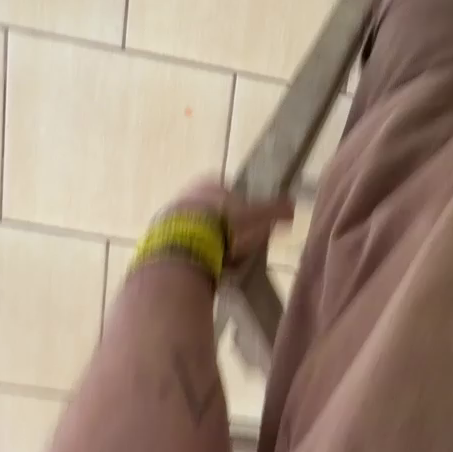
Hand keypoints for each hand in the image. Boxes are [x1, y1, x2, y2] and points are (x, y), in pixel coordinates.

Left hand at [158, 176, 296, 264]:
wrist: (184, 248)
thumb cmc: (225, 225)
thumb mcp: (259, 216)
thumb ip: (277, 210)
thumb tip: (294, 207)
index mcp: (210, 183)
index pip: (230, 189)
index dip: (243, 205)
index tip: (251, 223)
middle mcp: (187, 195)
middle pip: (213, 210)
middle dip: (225, 226)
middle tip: (240, 244)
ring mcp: (169, 217)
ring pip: (197, 229)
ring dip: (210, 242)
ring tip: (225, 261)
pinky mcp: (158, 241)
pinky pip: (184, 247)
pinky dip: (196, 255)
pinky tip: (207, 268)